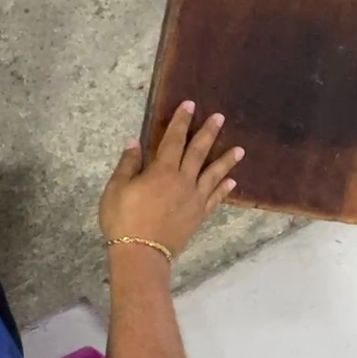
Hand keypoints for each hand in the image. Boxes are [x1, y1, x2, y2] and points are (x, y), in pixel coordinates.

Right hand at [99, 102, 242, 258]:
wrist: (141, 253)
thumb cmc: (123, 218)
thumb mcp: (116, 188)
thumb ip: (128, 164)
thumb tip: (133, 141)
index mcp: (161, 170)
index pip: (173, 139)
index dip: (181, 121)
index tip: (190, 105)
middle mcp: (183, 180)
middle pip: (198, 152)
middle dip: (208, 133)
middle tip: (220, 117)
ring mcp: (194, 198)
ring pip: (213, 174)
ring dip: (226, 160)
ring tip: (240, 149)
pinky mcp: (198, 215)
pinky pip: (215, 198)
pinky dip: (224, 188)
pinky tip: (232, 181)